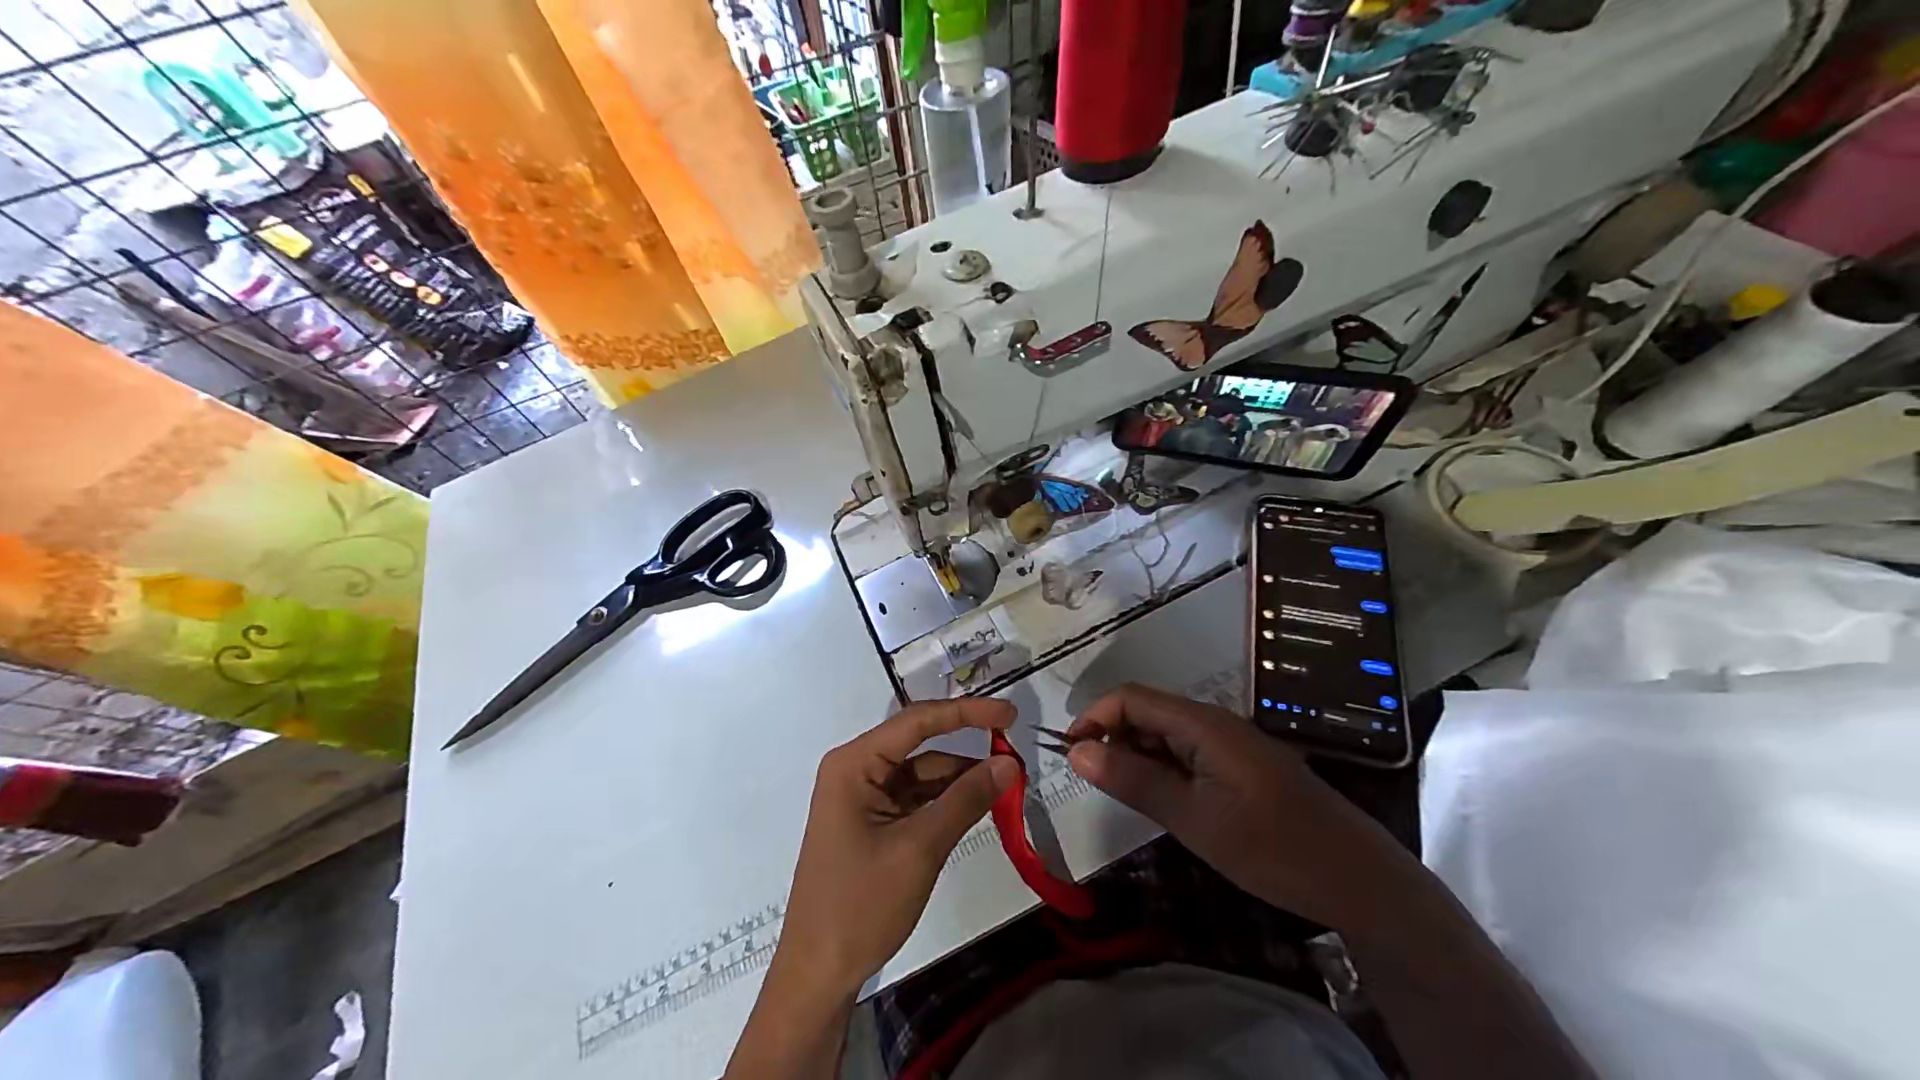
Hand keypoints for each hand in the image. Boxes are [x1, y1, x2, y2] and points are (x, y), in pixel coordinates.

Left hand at [777, 698, 1019, 994]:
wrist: (819, 971)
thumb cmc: (861, 904)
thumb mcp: (919, 848)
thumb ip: (966, 800)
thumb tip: (1009, 763)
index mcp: (854, 763)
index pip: (917, 721)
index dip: (966, 712)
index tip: (1010, 714)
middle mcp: (856, 770)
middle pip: (920, 744)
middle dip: (966, 748)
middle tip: (1014, 755)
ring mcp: (864, 797)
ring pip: (922, 773)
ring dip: (960, 778)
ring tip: (1006, 786)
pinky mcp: (873, 822)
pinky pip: (917, 798)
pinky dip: (947, 801)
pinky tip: (979, 806)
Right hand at [1066, 684, 1421, 931]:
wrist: (1360, 881)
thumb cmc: (1272, 848)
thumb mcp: (1193, 818)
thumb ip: (1133, 780)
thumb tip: (1077, 752)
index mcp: (1204, 724)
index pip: (1132, 697)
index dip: (1094, 717)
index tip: (1069, 755)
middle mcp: (1216, 723)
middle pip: (1148, 710)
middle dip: (1111, 736)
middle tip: (1091, 782)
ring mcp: (1231, 745)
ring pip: (1167, 734)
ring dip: (1135, 755)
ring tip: (1120, 794)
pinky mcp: (1242, 767)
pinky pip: (1188, 754)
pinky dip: (1162, 769)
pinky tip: (1159, 800)